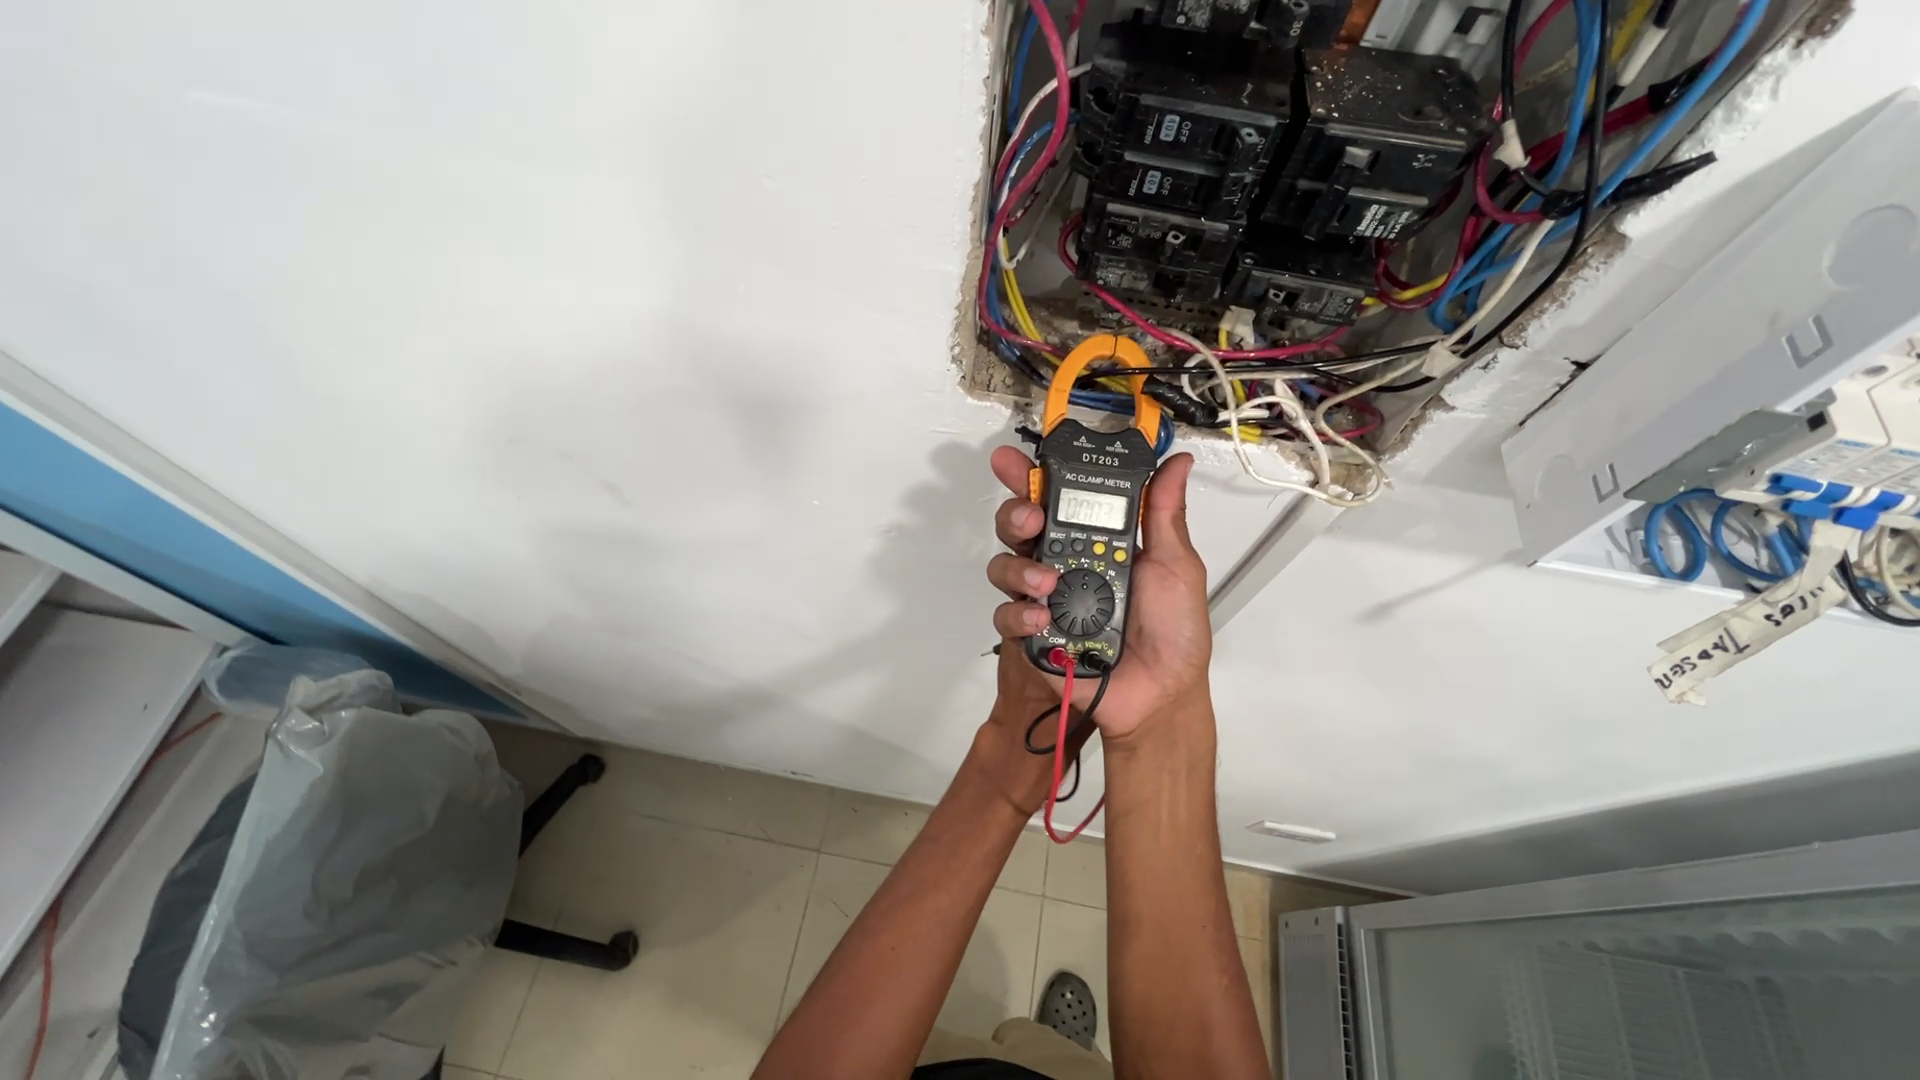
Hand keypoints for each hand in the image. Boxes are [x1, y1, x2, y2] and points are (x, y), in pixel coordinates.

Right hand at [985, 445, 1212, 745]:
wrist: (1163, 694)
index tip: (1012, 461)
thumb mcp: (1176, 565)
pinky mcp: (1033, 635)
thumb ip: (1164, 513)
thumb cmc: (1174, 631)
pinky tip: (1042, 618)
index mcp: (1096, 541)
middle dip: (1014, 514)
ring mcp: (1045, 600)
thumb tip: (1177, 462)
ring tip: (1047, 583)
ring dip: (1018, 567)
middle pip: (1018, 526)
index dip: (1030, 477)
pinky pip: (1006, 616)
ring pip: (1004, 567)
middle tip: (1030, 519)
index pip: (1056, 499)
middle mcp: (1064, 564)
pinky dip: (1019, 613)